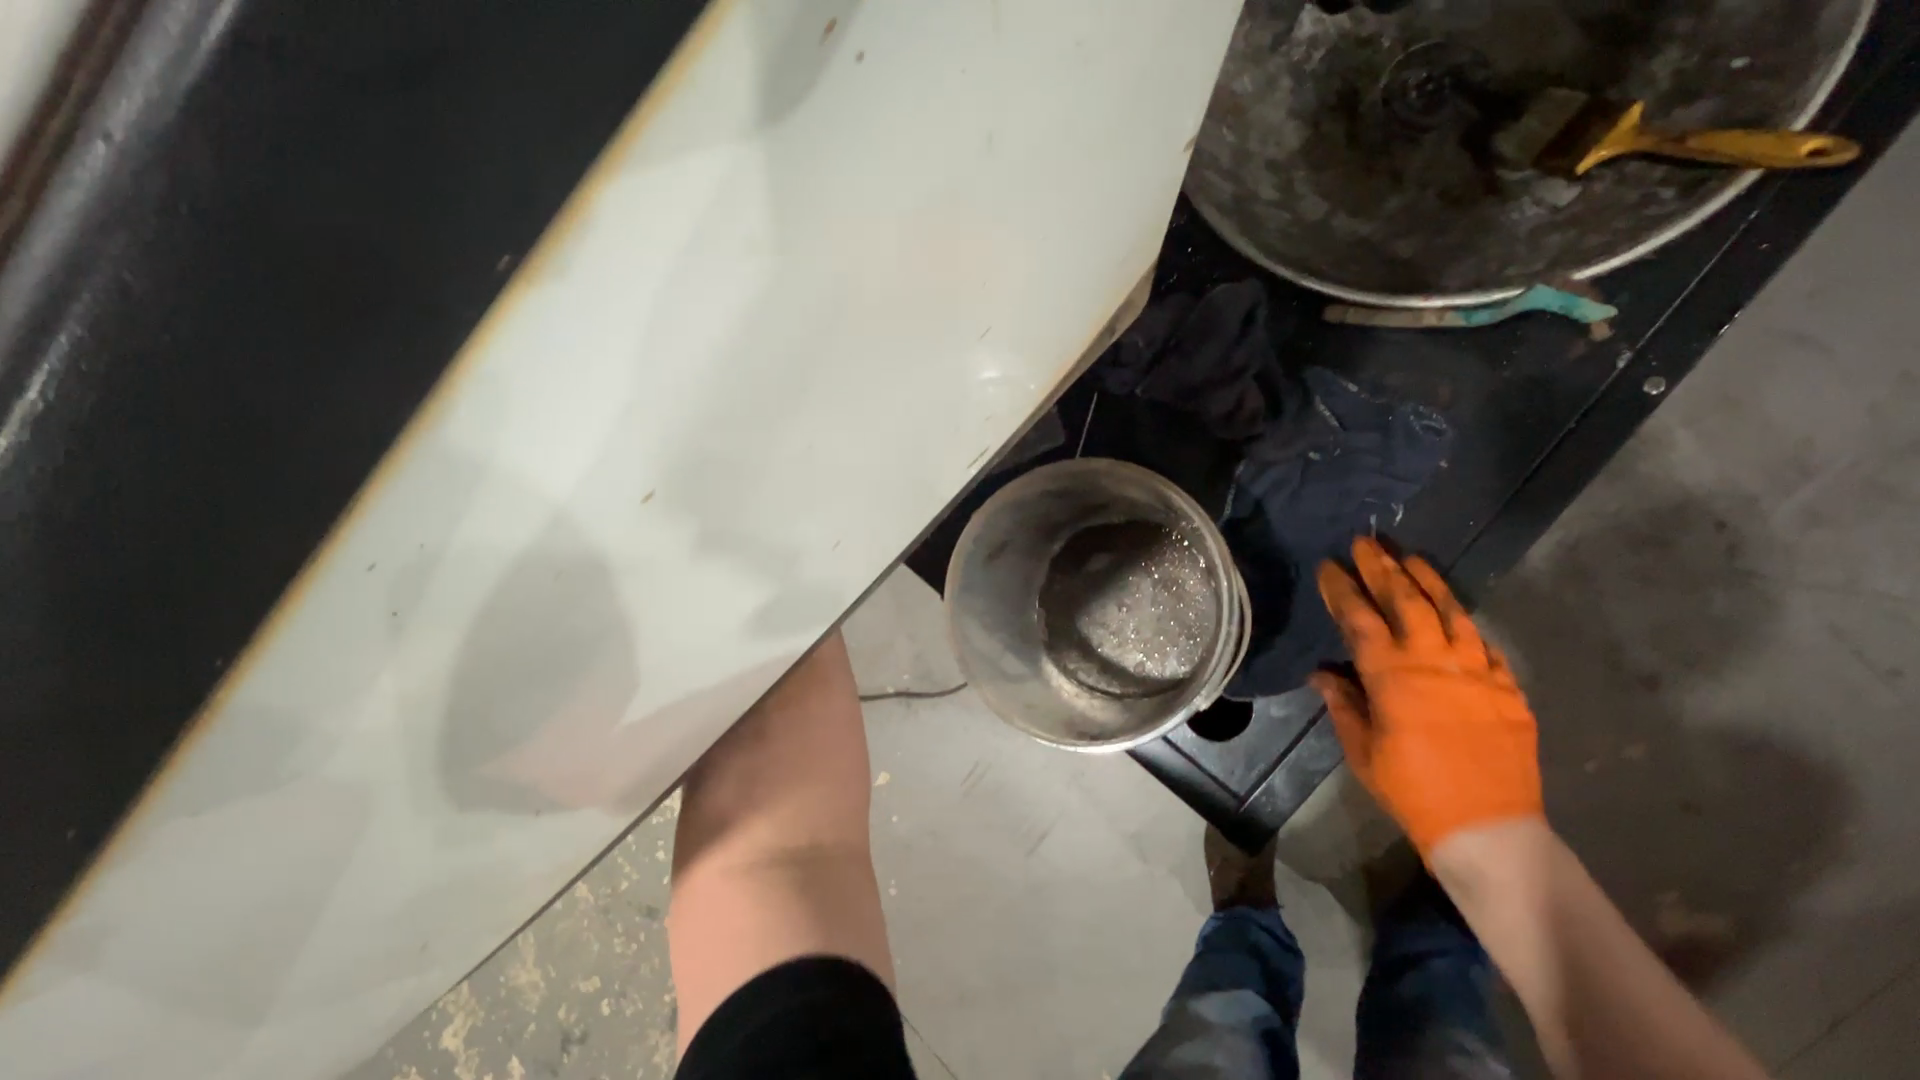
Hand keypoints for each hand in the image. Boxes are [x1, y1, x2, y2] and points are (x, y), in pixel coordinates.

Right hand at [1310, 537, 1542, 856]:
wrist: (1486, 826)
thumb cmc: (1412, 791)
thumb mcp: (1363, 752)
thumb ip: (1344, 705)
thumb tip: (1324, 673)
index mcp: (1392, 676)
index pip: (1360, 619)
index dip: (1342, 589)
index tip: (1328, 566)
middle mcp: (1435, 662)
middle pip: (1407, 601)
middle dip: (1383, 568)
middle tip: (1367, 542)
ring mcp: (1478, 671)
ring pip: (1452, 611)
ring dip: (1428, 581)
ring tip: (1411, 558)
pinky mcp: (1508, 688)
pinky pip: (1484, 644)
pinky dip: (1464, 623)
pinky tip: (1456, 615)